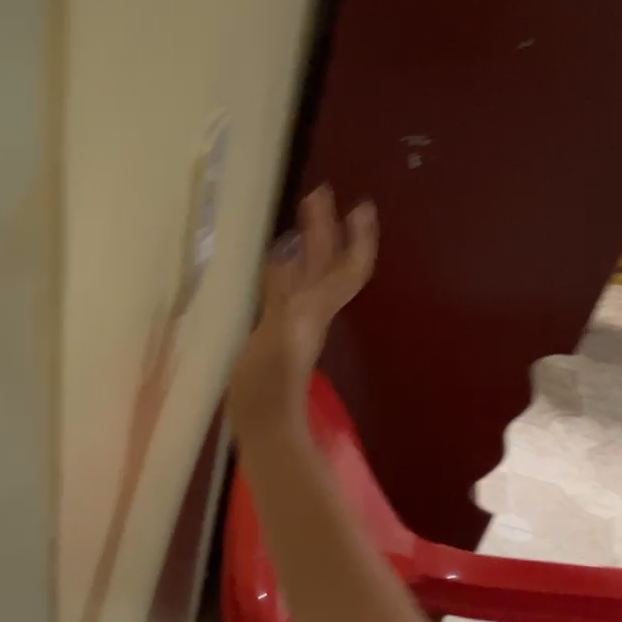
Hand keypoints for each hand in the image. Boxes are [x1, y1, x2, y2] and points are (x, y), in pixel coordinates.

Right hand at [228, 187, 377, 429]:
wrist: (264, 425)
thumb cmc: (268, 384)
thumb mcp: (275, 334)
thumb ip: (281, 292)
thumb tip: (286, 246)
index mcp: (314, 308)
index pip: (344, 266)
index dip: (355, 236)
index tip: (358, 203)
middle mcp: (312, 312)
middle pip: (328, 265)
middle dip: (329, 230)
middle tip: (320, 196)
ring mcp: (296, 325)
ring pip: (313, 278)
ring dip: (313, 248)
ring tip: (302, 224)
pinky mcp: (277, 336)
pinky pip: (290, 291)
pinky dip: (288, 271)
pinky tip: (277, 268)